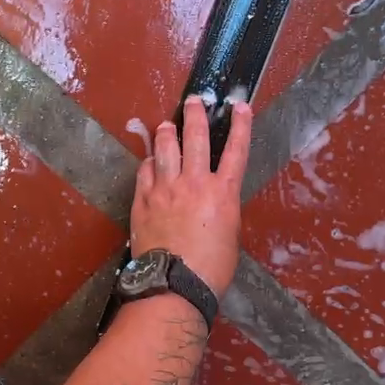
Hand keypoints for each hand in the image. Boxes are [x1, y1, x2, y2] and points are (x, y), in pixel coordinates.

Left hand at [130, 97, 251, 296]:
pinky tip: (150, 160)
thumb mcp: (230, 233)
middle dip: (195, 115)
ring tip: (167, 124)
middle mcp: (195, 183)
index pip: (236, 150)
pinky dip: (149, 162)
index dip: (241, 125)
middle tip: (194, 101)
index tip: (240, 106)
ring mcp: (166, 189)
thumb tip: (214, 198)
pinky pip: (145, 172)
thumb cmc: (211, 267)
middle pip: (196, 138)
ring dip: (167, 133)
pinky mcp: (143, 200)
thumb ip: (222, 207)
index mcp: (223, 192)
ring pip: (166, 149)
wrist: (174, 283)